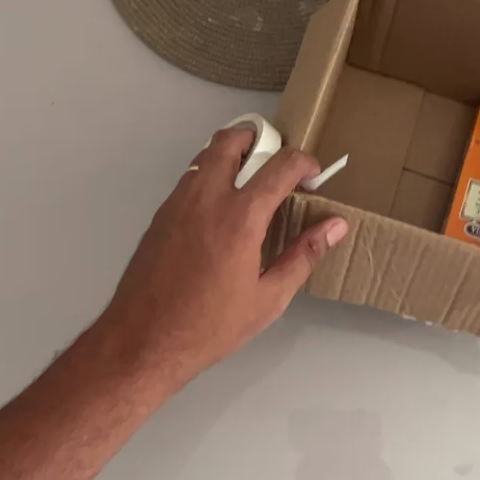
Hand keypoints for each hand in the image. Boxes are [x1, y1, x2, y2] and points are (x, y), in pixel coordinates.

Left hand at [89, 124, 349, 388]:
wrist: (143, 340)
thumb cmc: (211, 326)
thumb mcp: (269, 298)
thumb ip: (304, 255)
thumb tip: (335, 226)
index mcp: (240, 217)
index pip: (280, 165)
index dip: (305, 163)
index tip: (314, 176)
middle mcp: (207, 197)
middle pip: (232, 139)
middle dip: (260, 139)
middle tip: (277, 163)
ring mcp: (178, 202)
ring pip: (205, 154)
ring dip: (232, 154)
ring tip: (251, 184)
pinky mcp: (160, 214)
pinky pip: (189, 178)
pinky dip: (210, 175)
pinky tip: (221, 210)